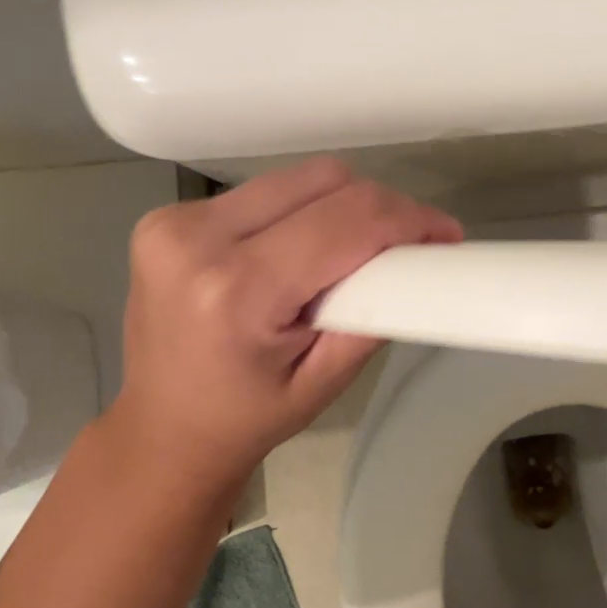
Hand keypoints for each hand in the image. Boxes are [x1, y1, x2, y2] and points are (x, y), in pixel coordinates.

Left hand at [107, 157, 462, 492]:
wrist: (161, 429)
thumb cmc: (246, 420)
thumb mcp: (324, 382)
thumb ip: (372, 316)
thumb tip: (417, 259)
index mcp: (236, 292)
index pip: (345, 222)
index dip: (408, 220)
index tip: (445, 234)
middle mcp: (196, 239)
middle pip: (322, 181)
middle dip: (379, 207)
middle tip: (406, 245)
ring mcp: (173, 221)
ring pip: (294, 178)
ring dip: (338, 206)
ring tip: (352, 253)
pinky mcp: (164, 215)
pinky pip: (262, 191)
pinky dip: (299, 211)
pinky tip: (302, 251)